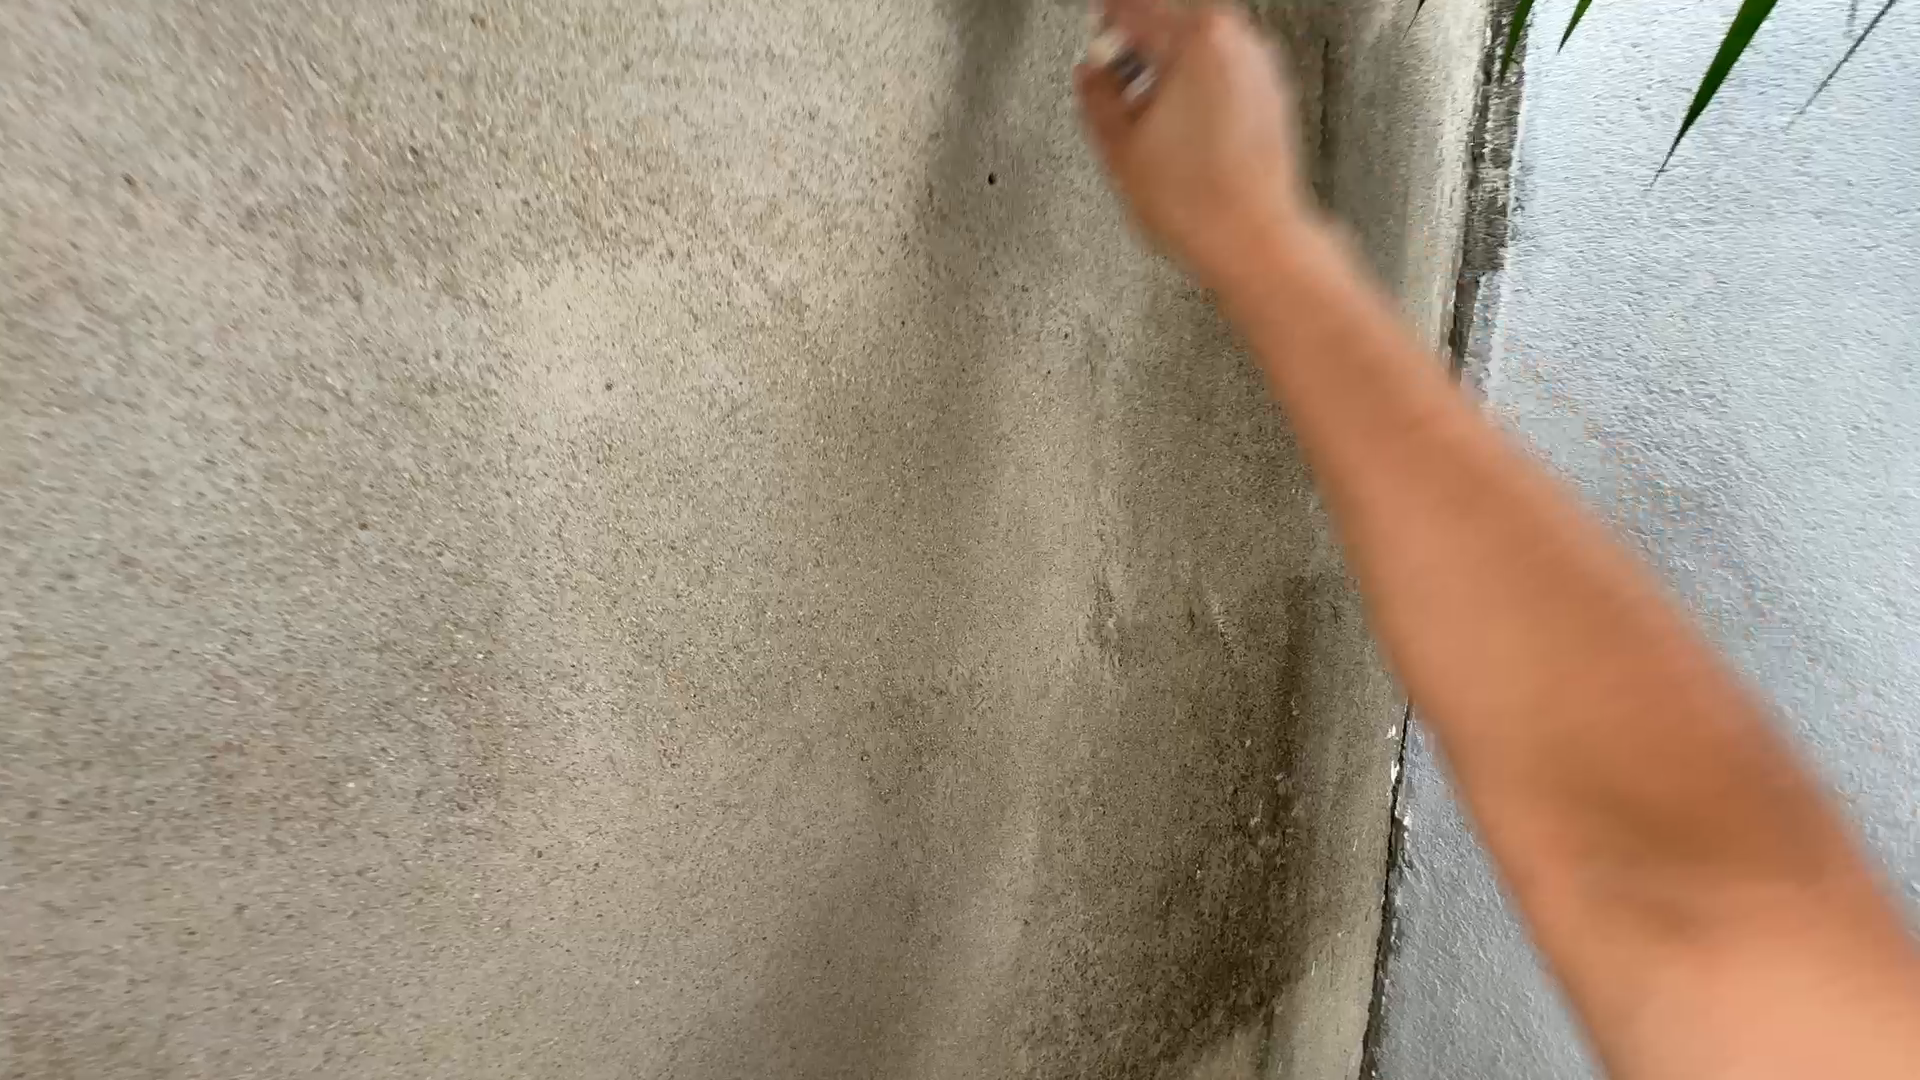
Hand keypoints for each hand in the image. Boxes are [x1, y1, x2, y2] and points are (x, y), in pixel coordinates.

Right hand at [1075, 1, 1314, 289]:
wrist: (1249, 239)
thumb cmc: (1195, 201)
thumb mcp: (1120, 149)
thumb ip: (1097, 100)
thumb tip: (1089, 77)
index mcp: (1195, 39)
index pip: (1135, 9)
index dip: (1106, 19)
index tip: (1096, 20)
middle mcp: (1236, 42)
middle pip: (1173, 28)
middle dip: (1140, 53)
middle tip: (1112, 83)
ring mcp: (1260, 70)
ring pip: (1200, 57)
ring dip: (1168, 78)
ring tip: (1145, 124)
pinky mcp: (1271, 101)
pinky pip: (1222, 83)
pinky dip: (1196, 98)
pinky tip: (1178, 140)